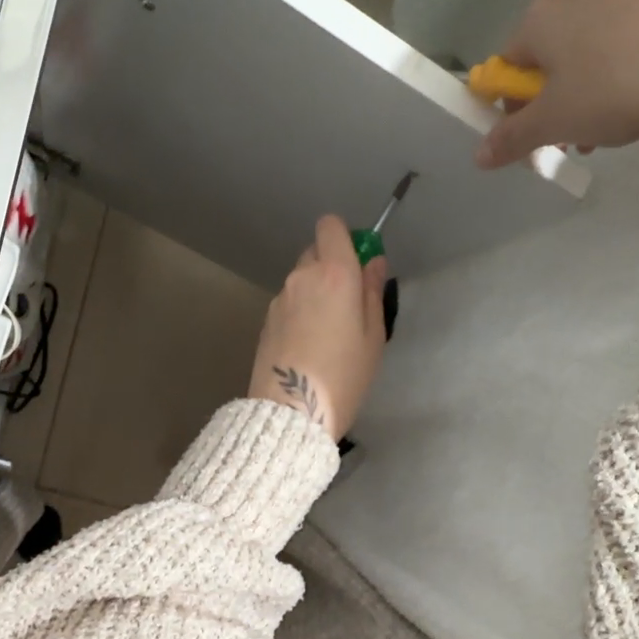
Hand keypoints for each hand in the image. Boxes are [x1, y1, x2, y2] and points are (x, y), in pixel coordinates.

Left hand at [246, 215, 388, 440]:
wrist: (291, 413)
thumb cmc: (343, 377)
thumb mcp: (373, 337)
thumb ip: (372, 293)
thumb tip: (373, 262)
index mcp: (334, 274)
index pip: (330, 226)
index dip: (345, 239)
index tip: (358, 265)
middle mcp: (302, 277)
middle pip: (315, 252)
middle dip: (331, 268)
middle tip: (347, 307)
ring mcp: (279, 300)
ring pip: (300, 281)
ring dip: (314, 294)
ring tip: (326, 335)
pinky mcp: (265, 322)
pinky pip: (288, 305)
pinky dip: (299, 314)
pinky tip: (307, 348)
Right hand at [476, 0, 638, 168]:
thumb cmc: (613, 90)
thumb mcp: (554, 125)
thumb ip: (512, 139)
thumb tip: (480, 154)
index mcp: (541, 18)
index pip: (508, 66)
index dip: (512, 108)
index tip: (530, 137)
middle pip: (553, 56)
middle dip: (558, 102)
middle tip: (575, 139)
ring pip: (596, 48)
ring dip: (594, 90)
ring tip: (617, 125)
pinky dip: (634, 67)